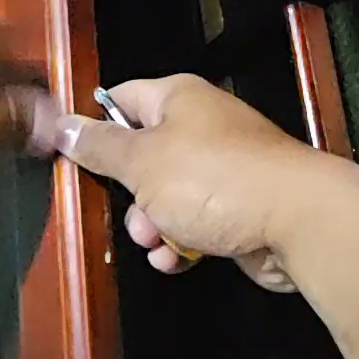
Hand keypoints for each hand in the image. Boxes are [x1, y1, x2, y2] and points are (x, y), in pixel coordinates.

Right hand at [50, 75, 342, 291]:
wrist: (297, 221)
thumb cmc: (212, 180)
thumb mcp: (142, 162)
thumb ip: (99, 146)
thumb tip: (61, 124)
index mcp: (177, 99)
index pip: (121, 99)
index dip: (96, 126)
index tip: (76, 157)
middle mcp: (199, 127)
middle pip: (142, 155)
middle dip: (130, 194)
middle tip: (134, 217)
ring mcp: (221, 168)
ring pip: (165, 195)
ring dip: (153, 224)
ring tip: (158, 243)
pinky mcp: (237, 206)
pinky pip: (194, 219)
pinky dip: (181, 240)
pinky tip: (176, 258)